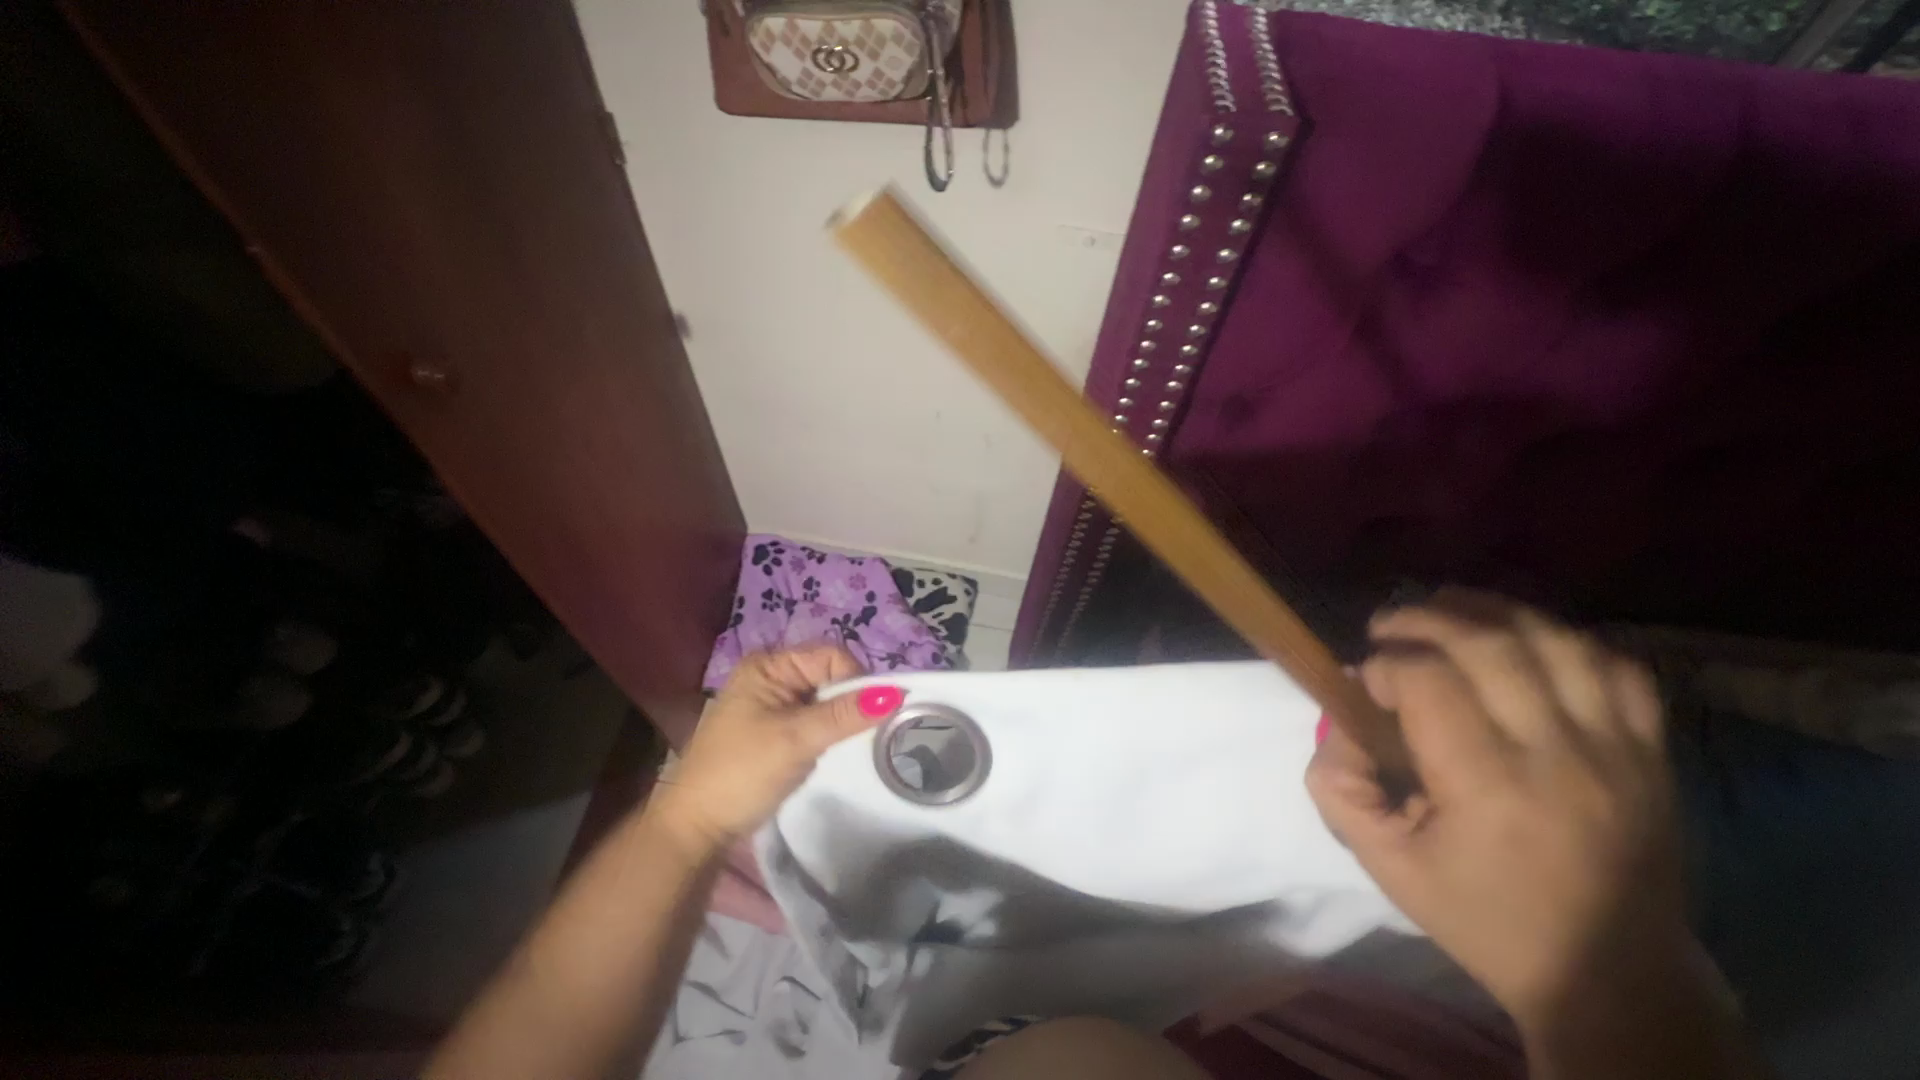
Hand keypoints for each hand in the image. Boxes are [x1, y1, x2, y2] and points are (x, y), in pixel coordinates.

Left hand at [651, 644, 895, 851]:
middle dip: (848, 701)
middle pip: (828, 675)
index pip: (831, 656)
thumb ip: (845, 715)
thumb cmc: (742, 773)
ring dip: (838, 720)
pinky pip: (812, 719)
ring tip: (844, 746)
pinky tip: (827, 753)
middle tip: (858, 735)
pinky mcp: (772, 730)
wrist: (696, 826)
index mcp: (768, 665)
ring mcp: (769, 704)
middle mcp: (769, 676)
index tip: (867, 717)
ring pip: (823, 699)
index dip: (855, 681)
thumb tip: (896, 693)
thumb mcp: (797, 740)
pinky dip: (825, 733)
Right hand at [1306, 591, 1685, 1027]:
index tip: (1367, 682)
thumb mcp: (1386, 865)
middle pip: (1489, 642)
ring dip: (1490, 613)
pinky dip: (1563, 640)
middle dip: (1425, 618)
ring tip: (1447, 613)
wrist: (1609, 974)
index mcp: (1488, 787)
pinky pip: (1615, 665)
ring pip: (1555, 639)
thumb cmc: (1483, 918)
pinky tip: (1524, 644)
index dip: (1385, 663)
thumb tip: (1340, 720)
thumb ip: (1340, 787)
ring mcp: (1617, 749)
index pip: (1429, 680)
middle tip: (1390, 627)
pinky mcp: (1652, 752)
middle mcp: (1558, 754)